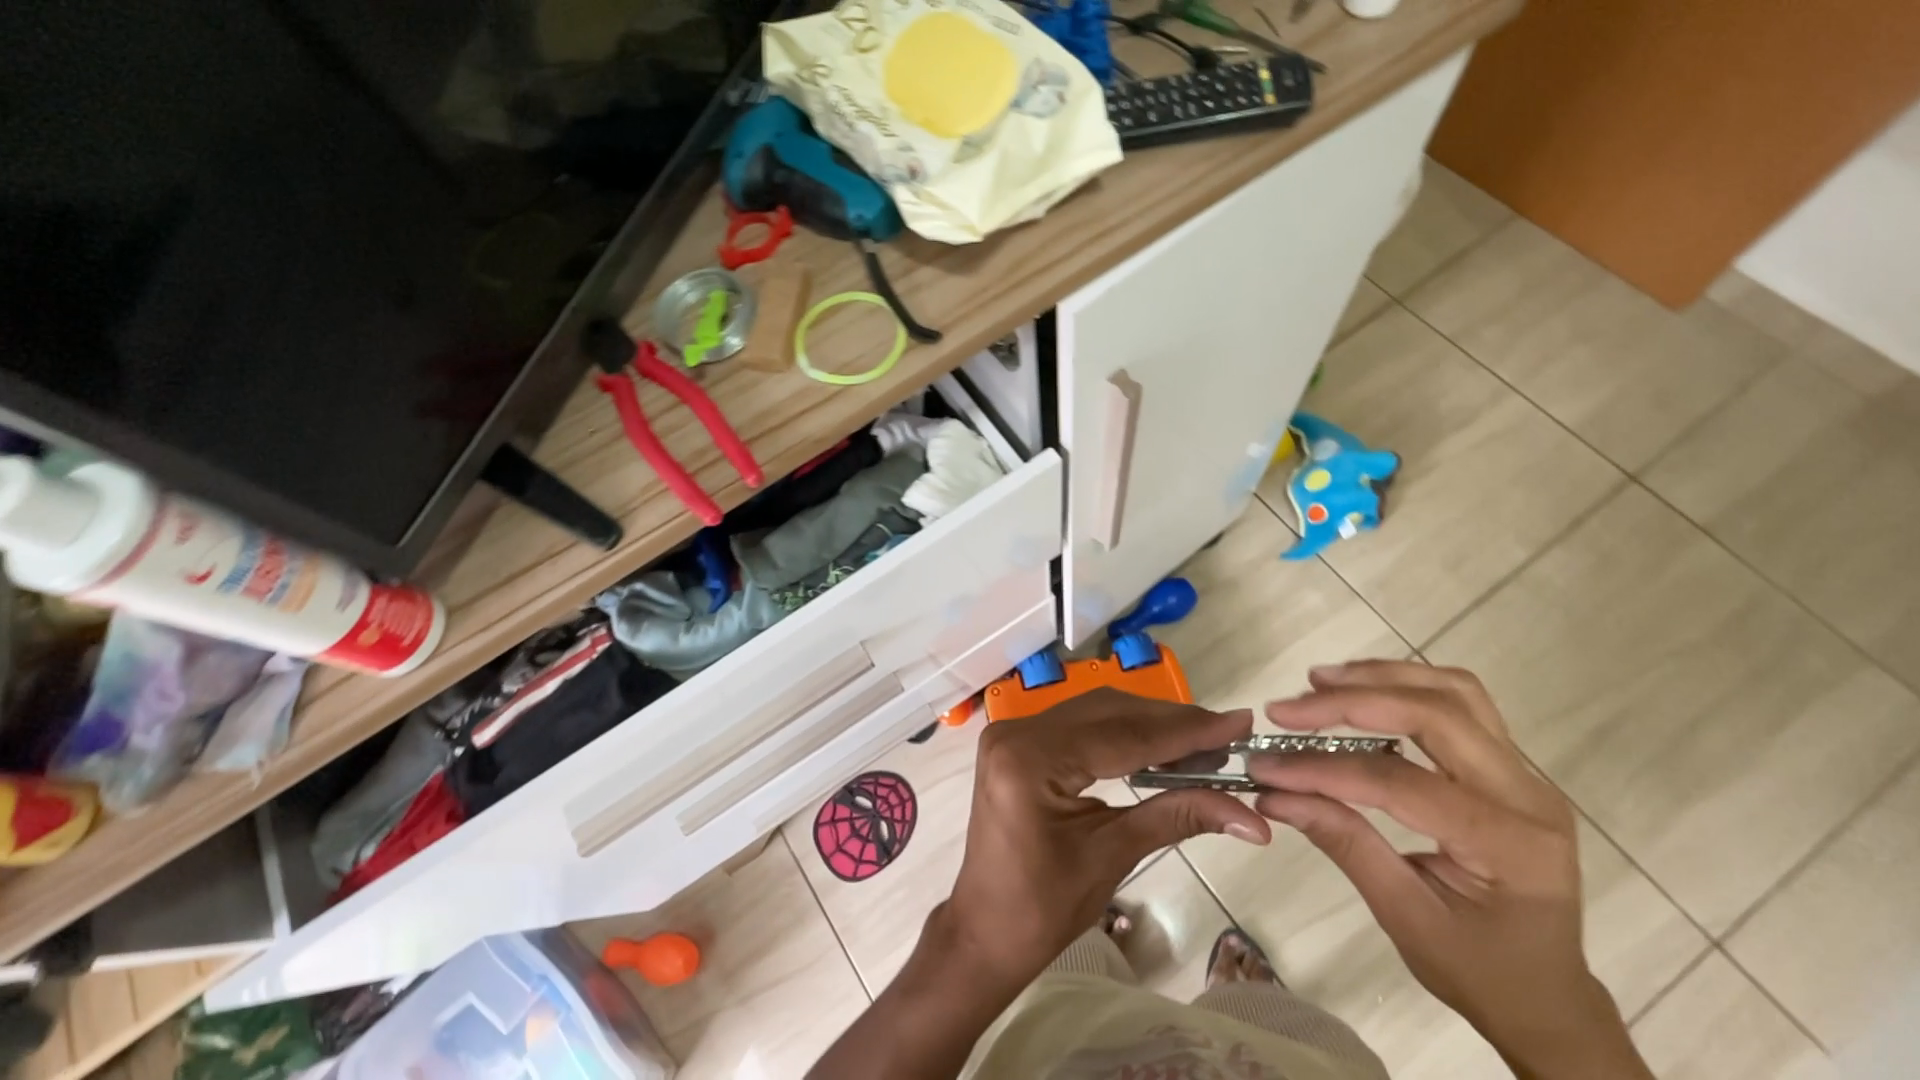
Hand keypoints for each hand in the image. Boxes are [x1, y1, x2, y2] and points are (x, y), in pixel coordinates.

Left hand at [945, 689, 1272, 987]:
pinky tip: (1160, 749)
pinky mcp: (1018, 743)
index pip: (1123, 735)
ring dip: (1150, 726)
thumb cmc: (1044, 905)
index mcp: (1031, 760)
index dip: (1187, 731)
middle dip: (1172, 724)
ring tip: (1204, 744)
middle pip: (1110, 713)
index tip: (1239, 723)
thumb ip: (1179, 816)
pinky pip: (1079, 726)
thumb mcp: (1114, 855)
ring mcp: (1012, 733)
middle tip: (1230, 736)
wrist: (988, 929)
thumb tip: (1255, 816)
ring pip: (1097, 713)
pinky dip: (1122, 734)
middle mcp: (1017, 732)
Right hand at [1251, 661, 1651, 1079]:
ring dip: (1383, 678)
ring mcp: (1526, 775)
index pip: (1401, 783)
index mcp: (1507, 843)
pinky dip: (1407, 686)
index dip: (1325, 769)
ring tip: (1319, 682)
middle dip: (1351, 703)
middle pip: (1436, 714)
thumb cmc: (1476, 969)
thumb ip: (1345, 844)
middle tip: (1286, 710)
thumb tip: (1274, 795)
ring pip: (1455, 691)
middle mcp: (1528, 795)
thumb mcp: (1404, 917)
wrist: (1545, 994)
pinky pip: (1462, 704)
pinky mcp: (1511, 767)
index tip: (1264, 766)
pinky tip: (1363, 691)